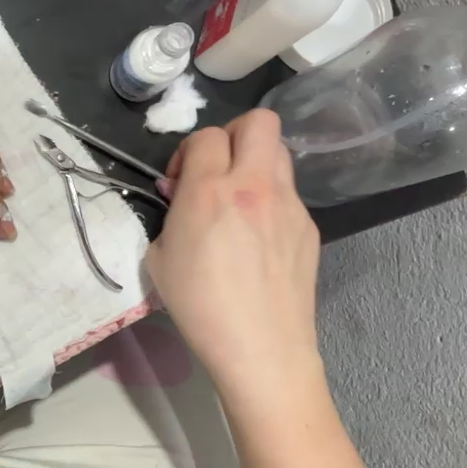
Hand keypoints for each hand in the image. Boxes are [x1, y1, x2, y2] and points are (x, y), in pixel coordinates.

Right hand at [146, 109, 323, 406]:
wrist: (260, 345)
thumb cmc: (198, 306)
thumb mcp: (158, 258)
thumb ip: (169, 217)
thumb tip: (182, 200)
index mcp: (209, 191)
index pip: (204, 137)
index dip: (185, 153)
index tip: (178, 182)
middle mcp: (254, 186)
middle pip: (257, 123)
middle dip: (231, 135)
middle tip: (214, 169)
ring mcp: (289, 204)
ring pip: (278, 152)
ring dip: (253, 162)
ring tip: (235, 199)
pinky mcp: (308, 226)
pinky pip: (287, 193)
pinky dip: (267, 199)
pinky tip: (254, 238)